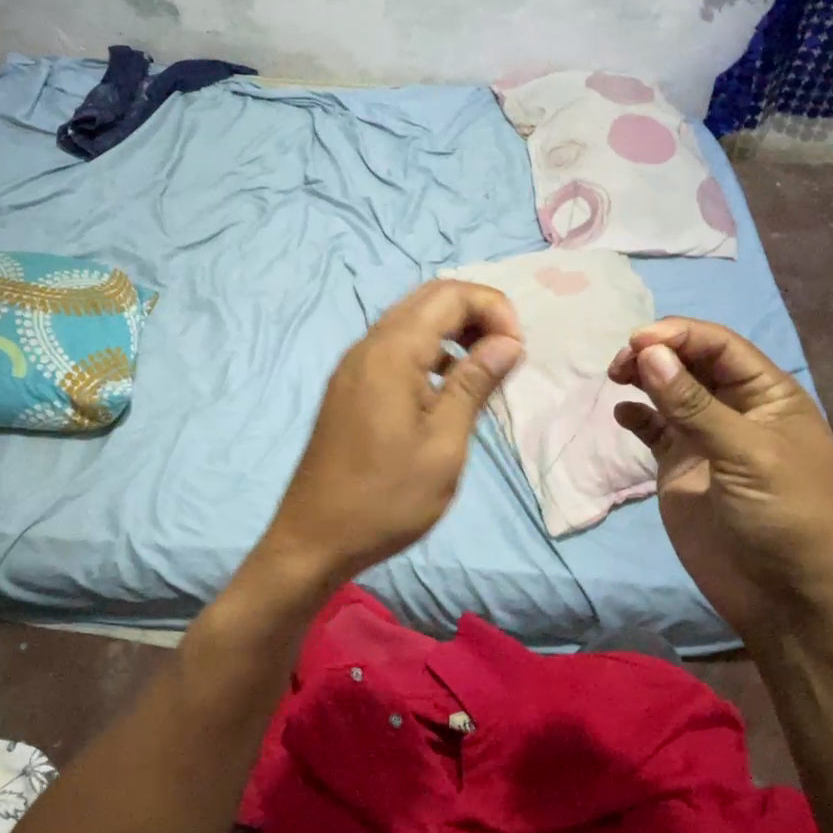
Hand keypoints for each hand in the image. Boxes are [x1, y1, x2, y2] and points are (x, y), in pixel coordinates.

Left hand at [264, 280, 523, 581]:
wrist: (313, 538)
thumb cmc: (386, 499)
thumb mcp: (443, 445)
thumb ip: (475, 385)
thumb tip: (508, 342)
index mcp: (391, 352)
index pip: (451, 294)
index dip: (494, 309)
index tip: (518, 351)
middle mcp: (367, 346)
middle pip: (429, 299)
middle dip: (476, 313)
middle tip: (507, 353)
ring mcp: (353, 366)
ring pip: (411, 321)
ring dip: (454, 331)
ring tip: (486, 370)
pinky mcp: (349, 387)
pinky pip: (395, 348)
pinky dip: (429, 352)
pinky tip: (448, 388)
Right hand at [608, 318, 832, 638]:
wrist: (787, 600)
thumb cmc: (787, 518)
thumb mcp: (748, 454)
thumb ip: (695, 405)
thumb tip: (648, 354)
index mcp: (770, 396)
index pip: (720, 346)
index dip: (680, 336)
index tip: (638, 342)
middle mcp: (737, 409)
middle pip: (690, 362)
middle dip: (656, 354)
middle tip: (620, 364)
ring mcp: (706, 439)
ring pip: (668, 391)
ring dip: (642, 378)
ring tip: (615, 377)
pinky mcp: (681, 468)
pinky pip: (653, 429)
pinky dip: (636, 416)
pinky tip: (622, 414)